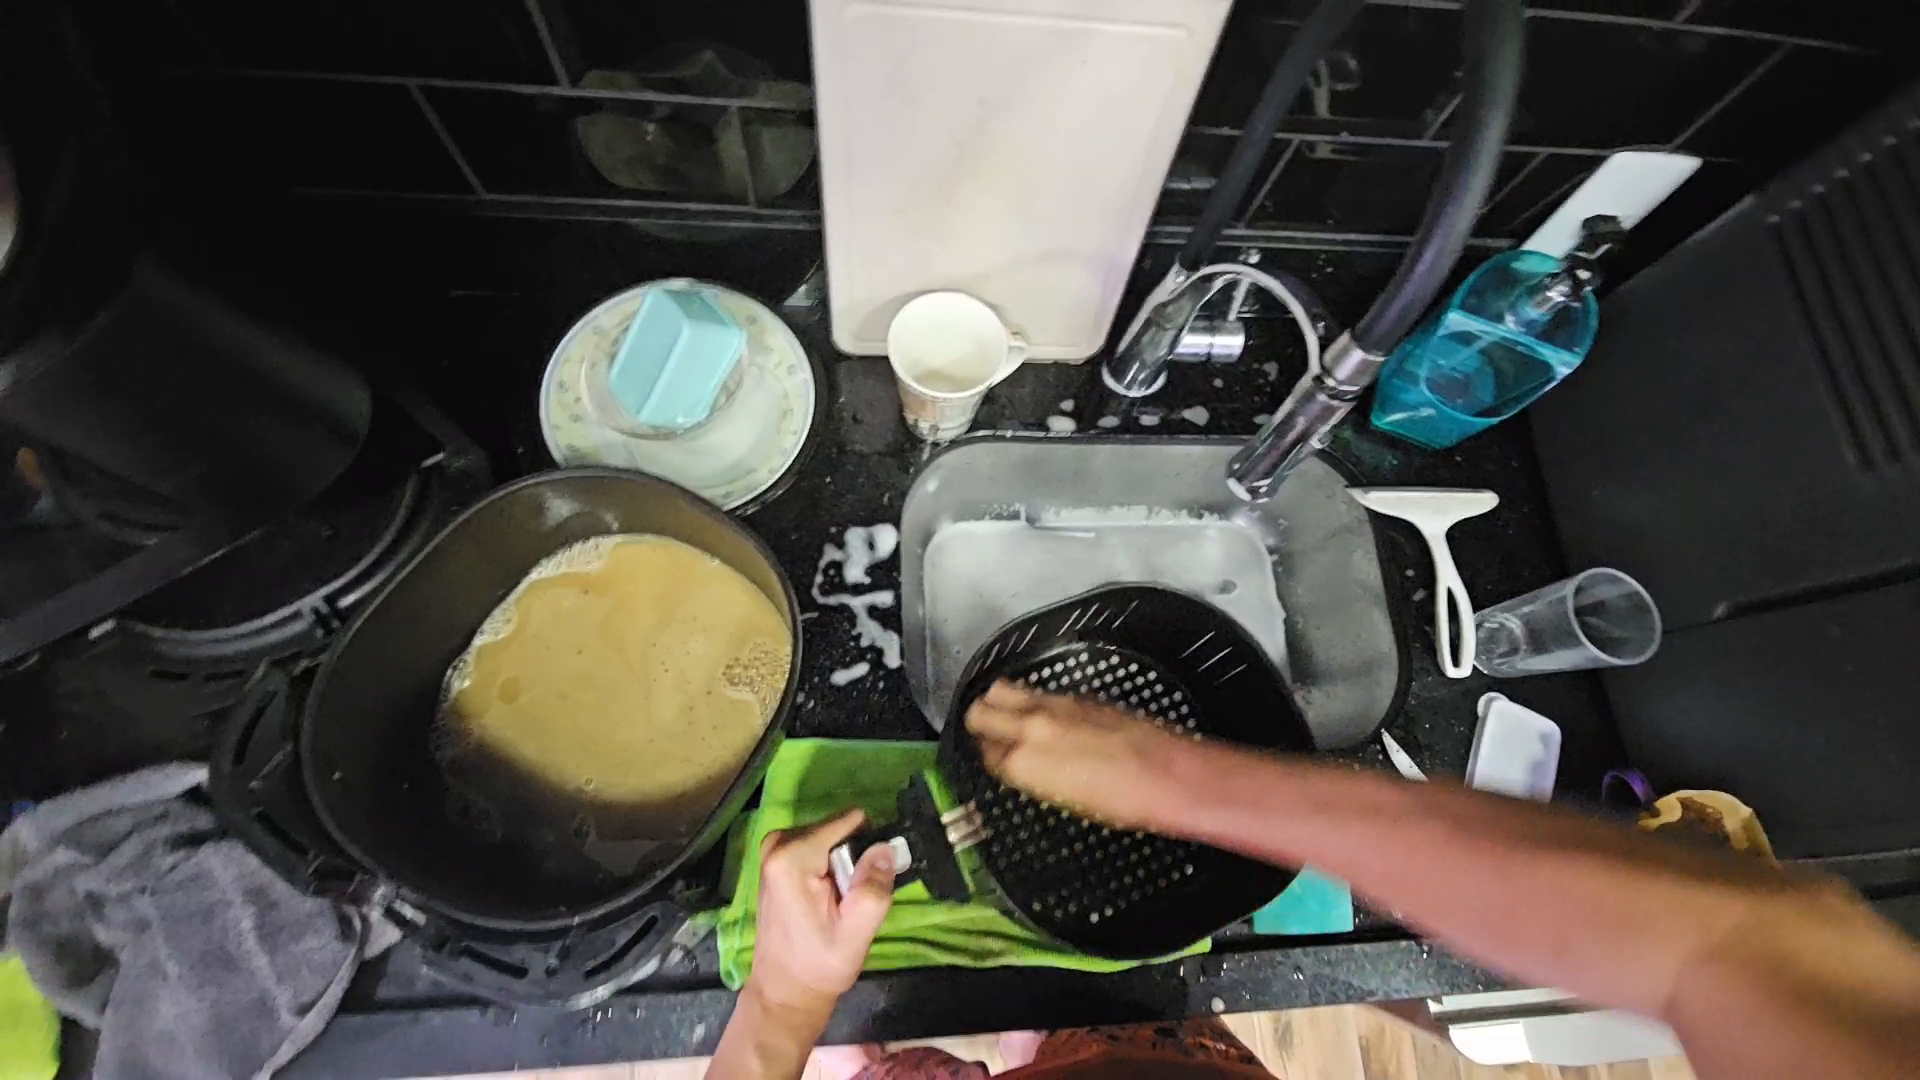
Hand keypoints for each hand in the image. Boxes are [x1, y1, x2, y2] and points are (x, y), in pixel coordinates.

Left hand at [747, 809, 896, 1014]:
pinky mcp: (776, 858)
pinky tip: (827, 897)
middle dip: (852, 857)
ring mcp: (774, 849)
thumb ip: (872, 889)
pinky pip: (817, 844)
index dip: (866, 848)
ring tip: (839, 900)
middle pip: (838, 829)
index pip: (848, 822)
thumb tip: (884, 847)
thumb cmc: (819, 965)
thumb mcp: (856, 935)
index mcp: (793, 856)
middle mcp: (778, 844)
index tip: (865, 881)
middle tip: (849, 897)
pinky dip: (828, 865)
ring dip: (842, 863)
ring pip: (830, 836)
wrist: (785, 991)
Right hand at [964, 680, 1187, 830]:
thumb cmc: (1121, 800)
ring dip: (998, 701)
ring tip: (1003, 713)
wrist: (1166, 772)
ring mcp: (1053, 705)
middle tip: (983, 729)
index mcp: (1023, 762)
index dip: (985, 754)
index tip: (988, 756)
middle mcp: (1032, 726)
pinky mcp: (1076, 695)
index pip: (984, 749)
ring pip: (1004, 689)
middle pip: (982, 709)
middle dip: (980, 719)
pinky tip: (1040, 712)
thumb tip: (1020, 765)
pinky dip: (1028, 697)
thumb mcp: (1064, 799)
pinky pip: (1036, 690)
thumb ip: (1032, 775)